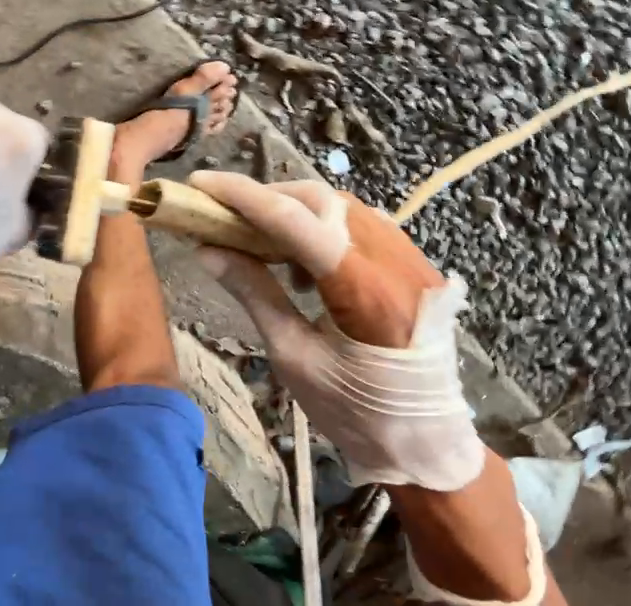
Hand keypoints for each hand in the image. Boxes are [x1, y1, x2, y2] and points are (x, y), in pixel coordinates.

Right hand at [184, 173, 485, 491]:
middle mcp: (394, 261)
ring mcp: (412, 261)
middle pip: (320, 199)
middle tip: (225, 215)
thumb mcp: (294, 356)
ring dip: (293, 210)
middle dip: (266, 197)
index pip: (294, 219)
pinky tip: (301, 260)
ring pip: (342, 206)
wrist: (431, 448)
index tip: (199, 182)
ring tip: (260, 242)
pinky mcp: (415, 267)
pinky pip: (361, 225)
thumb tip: (206, 249)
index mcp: (363, 289)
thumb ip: (254, 293)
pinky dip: (321, 227)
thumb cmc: (357, 413)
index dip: (242, 195)